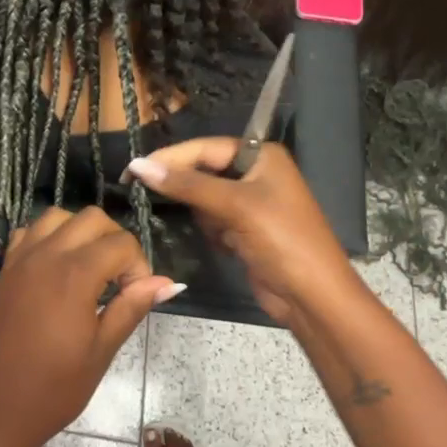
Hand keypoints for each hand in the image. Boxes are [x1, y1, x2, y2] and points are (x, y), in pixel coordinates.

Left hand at [0, 207, 180, 446]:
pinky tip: (58, 270)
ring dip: (81, 233)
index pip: (121, 243)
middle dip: (115, 240)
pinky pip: (29, 232)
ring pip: (58, 217)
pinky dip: (49, 238)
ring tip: (91, 270)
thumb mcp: (101, 351)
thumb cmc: (53, 389)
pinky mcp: (5, 270)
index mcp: (74, 274)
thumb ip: (132, 307)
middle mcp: (46, 254)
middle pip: (92, 218)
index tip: (136, 296)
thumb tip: (169, 283)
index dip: (139, 266)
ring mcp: (21, 259)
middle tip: (120, 280)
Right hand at [126, 140, 360, 323]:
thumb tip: (138, 165)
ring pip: (204, 197)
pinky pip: (213, 219)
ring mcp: (252, 202)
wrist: (314, 298)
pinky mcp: (245, 229)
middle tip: (144, 194)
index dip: (169, 158)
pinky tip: (222, 244)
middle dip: (185, 187)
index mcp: (261, 155)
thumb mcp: (235, 206)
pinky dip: (210, 230)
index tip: (132, 169)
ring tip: (210, 228)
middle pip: (203, 170)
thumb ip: (187, 184)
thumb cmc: (281, 241)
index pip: (204, 148)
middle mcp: (256, 173)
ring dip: (200, 213)